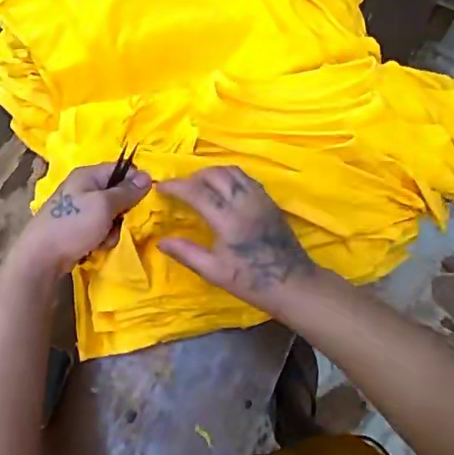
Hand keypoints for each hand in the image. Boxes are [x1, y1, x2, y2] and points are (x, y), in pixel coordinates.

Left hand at [9, 162, 152, 278]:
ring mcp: (79, 209)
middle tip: (117, 220)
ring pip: (110, 215)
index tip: (145, 196)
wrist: (42, 256)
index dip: (134, 180)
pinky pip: (100, 228)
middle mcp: (83, 188)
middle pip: (116, 193)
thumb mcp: (104, 205)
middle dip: (122, 211)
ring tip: (102, 238)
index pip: (120, 168)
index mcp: (87, 175)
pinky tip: (95, 246)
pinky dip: (101, 238)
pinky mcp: (77, 227)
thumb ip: (126, 192)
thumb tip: (147, 176)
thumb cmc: (74, 225)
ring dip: (112, 229)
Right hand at [156, 166, 322, 312]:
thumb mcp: (214, 272)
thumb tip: (161, 241)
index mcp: (229, 220)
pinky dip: (228, 176)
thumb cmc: (251, 281)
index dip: (176, 186)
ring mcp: (260, 198)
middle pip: (214, 174)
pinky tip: (222, 189)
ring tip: (198, 185)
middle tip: (179, 188)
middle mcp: (245, 202)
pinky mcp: (269, 200)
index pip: (197, 192)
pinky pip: (245, 177)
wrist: (293, 284)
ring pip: (232, 171)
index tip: (160, 187)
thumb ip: (186, 253)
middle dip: (192, 176)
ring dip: (211, 173)